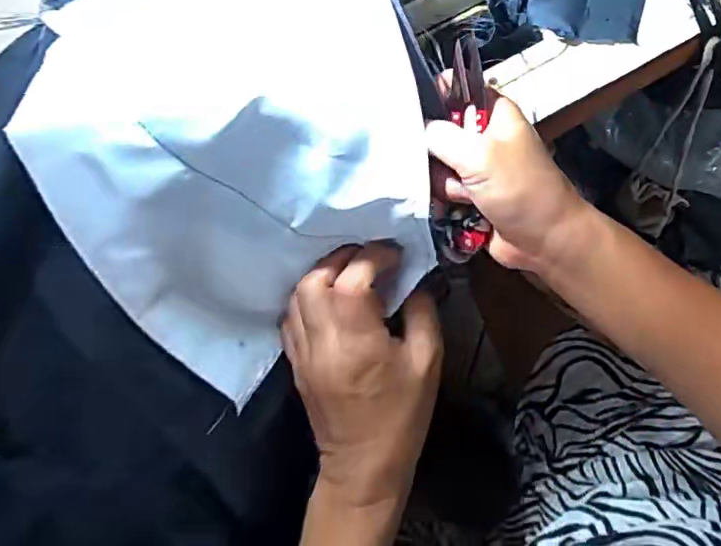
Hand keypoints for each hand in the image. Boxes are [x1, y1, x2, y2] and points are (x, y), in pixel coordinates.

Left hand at [282, 243, 440, 513]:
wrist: (364, 465)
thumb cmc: (402, 412)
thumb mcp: (428, 357)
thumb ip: (422, 309)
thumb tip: (415, 278)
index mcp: (356, 341)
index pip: (352, 279)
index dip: (375, 255)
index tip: (397, 253)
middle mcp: (321, 342)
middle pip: (314, 280)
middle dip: (344, 257)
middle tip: (372, 256)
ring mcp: (302, 353)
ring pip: (297, 295)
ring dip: (325, 273)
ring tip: (354, 271)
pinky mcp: (295, 363)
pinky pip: (292, 316)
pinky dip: (311, 296)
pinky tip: (336, 297)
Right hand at [425, 91, 597, 273]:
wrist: (545, 239)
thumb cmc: (521, 188)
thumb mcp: (481, 155)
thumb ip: (442, 136)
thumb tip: (416, 128)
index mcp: (495, 112)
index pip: (457, 88)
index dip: (435, 95)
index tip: (417, 112)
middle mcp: (483, 133)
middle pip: (438, 128)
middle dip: (436, 151)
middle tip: (452, 166)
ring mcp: (475, 164)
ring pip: (436, 162)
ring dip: (444, 181)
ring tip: (466, 194)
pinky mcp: (468, 192)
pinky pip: (440, 188)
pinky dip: (445, 198)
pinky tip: (460, 208)